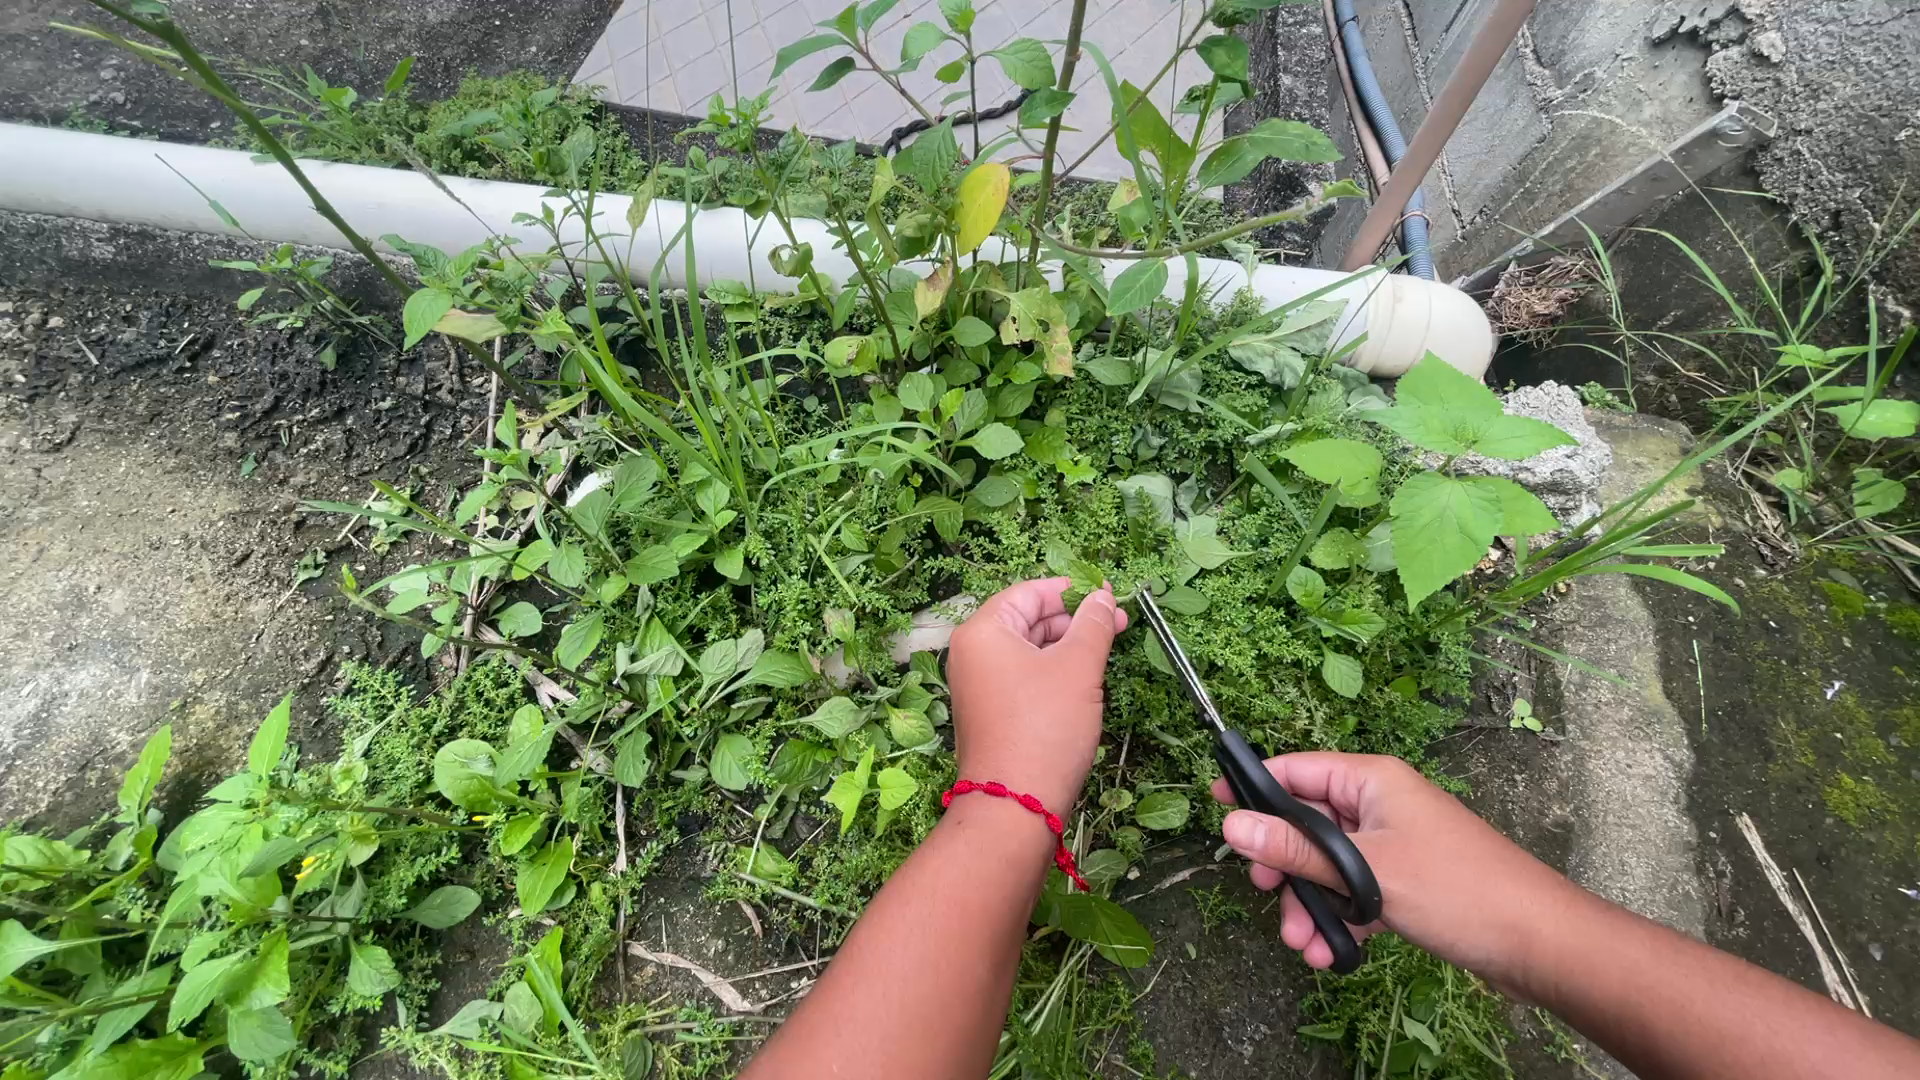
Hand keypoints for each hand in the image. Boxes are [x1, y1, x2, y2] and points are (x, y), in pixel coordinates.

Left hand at [945, 578, 1128, 810]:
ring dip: (1068, 646)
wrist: (1016, 805)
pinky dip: (1054, 672)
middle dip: (1074, 619)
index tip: (1108, 593)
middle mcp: (973, 653)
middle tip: (1119, 622)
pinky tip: (1085, 677)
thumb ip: (1092, 624)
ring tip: (1108, 648)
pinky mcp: (991, 712)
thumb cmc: (1045, 725)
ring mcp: (979, 685)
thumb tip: (1102, 595)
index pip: (1028, 593)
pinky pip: (1024, 677)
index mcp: (983, 631)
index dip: (1070, 590)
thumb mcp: (1078, 667)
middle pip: (1028, 620)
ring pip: (1029, 651)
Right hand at [1211, 752, 1579, 982]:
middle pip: (1307, 823)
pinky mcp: (1405, 879)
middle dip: (1284, 864)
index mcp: (1369, 780)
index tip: (1218, 807)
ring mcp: (1392, 843)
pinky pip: (1355, 889)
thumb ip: (1295, 849)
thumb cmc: (1457, 891)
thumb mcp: (1365, 870)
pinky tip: (1332, 953)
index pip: (1294, 770)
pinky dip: (1340, 917)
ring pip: (1328, 863)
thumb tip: (1231, 826)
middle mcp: (1377, 803)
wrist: (1548, 950)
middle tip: (1264, 891)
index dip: (1253, 786)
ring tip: (1303, 943)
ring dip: (1310, 901)